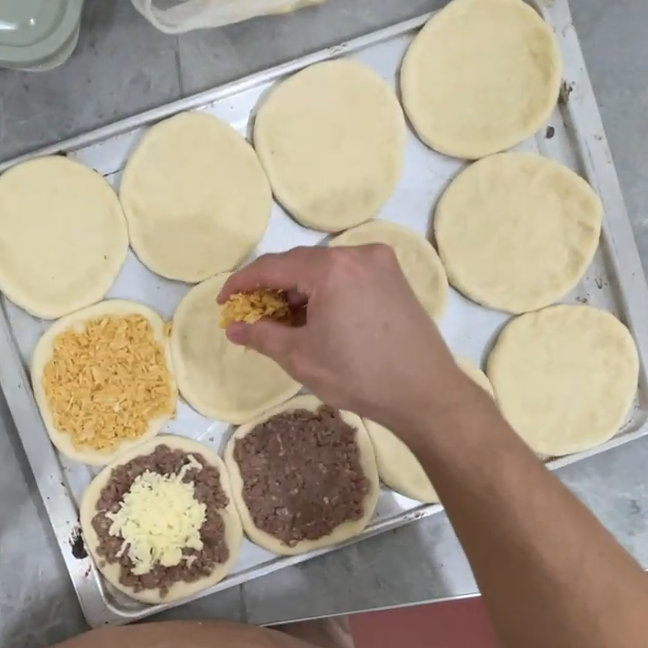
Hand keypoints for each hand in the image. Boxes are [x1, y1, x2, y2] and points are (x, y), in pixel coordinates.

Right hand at [221, 245, 461, 424]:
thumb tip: (236, 328)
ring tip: (283, 324)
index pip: (273, 266)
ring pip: (324, 270)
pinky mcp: (393, 279)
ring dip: (298, 292)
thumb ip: (262, 336)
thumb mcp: (300, 358)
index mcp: (331, 269)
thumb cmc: (357, 375)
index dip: (242, 283)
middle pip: (299, 263)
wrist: (423, 392)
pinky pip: (346, 277)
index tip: (224, 303)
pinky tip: (315, 320)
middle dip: (271, 288)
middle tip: (252, 317)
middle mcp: (357, 254)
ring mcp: (380, 264)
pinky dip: (324, 293)